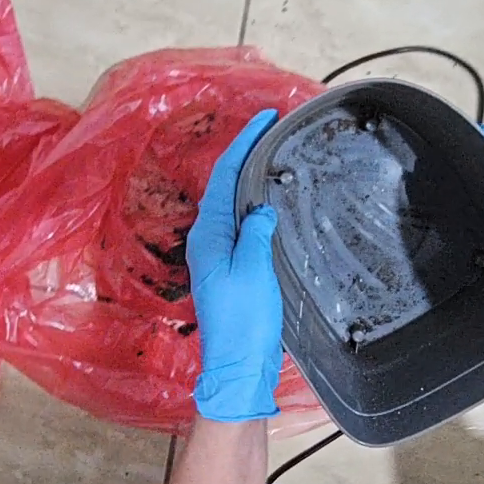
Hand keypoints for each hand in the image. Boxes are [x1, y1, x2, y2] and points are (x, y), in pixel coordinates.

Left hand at [187, 110, 283, 421]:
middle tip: (273, 131)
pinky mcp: (232, 270)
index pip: (225, 176)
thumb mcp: (253, 271)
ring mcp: (219, 256)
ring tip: (275, 157)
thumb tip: (260, 209)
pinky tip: (272, 204)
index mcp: (209, 235)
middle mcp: (209, 240)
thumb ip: (255, 233)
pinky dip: (256, 206)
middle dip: (247, 154)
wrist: (239, 365)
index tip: (264, 118)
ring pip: (234, 205)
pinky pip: (243, 226)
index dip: (244, 143)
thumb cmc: (244, 322)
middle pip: (226, 186)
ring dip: (251, 179)